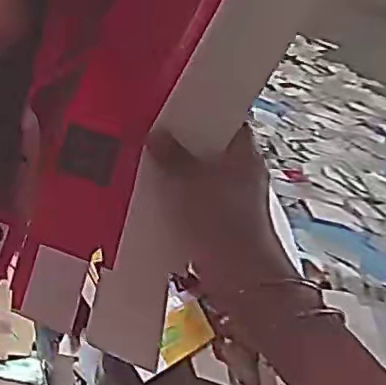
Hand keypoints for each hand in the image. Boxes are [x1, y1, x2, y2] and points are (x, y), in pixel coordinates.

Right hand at [149, 126, 317, 328]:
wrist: (242, 283)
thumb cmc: (223, 226)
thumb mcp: (190, 183)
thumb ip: (172, 156)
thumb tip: (157, 134)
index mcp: (243, 153)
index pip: (224, 117)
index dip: (199, 107)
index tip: (170, 101)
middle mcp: (240, 171)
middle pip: (206, 144)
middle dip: (178, 139)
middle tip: (146, 129)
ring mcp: (230, 196)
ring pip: (197, 171)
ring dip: (174, 168)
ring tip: (141, 158)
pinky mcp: (217, 219)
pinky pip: (191, 195)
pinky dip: (174, 192)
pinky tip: (150, 192)